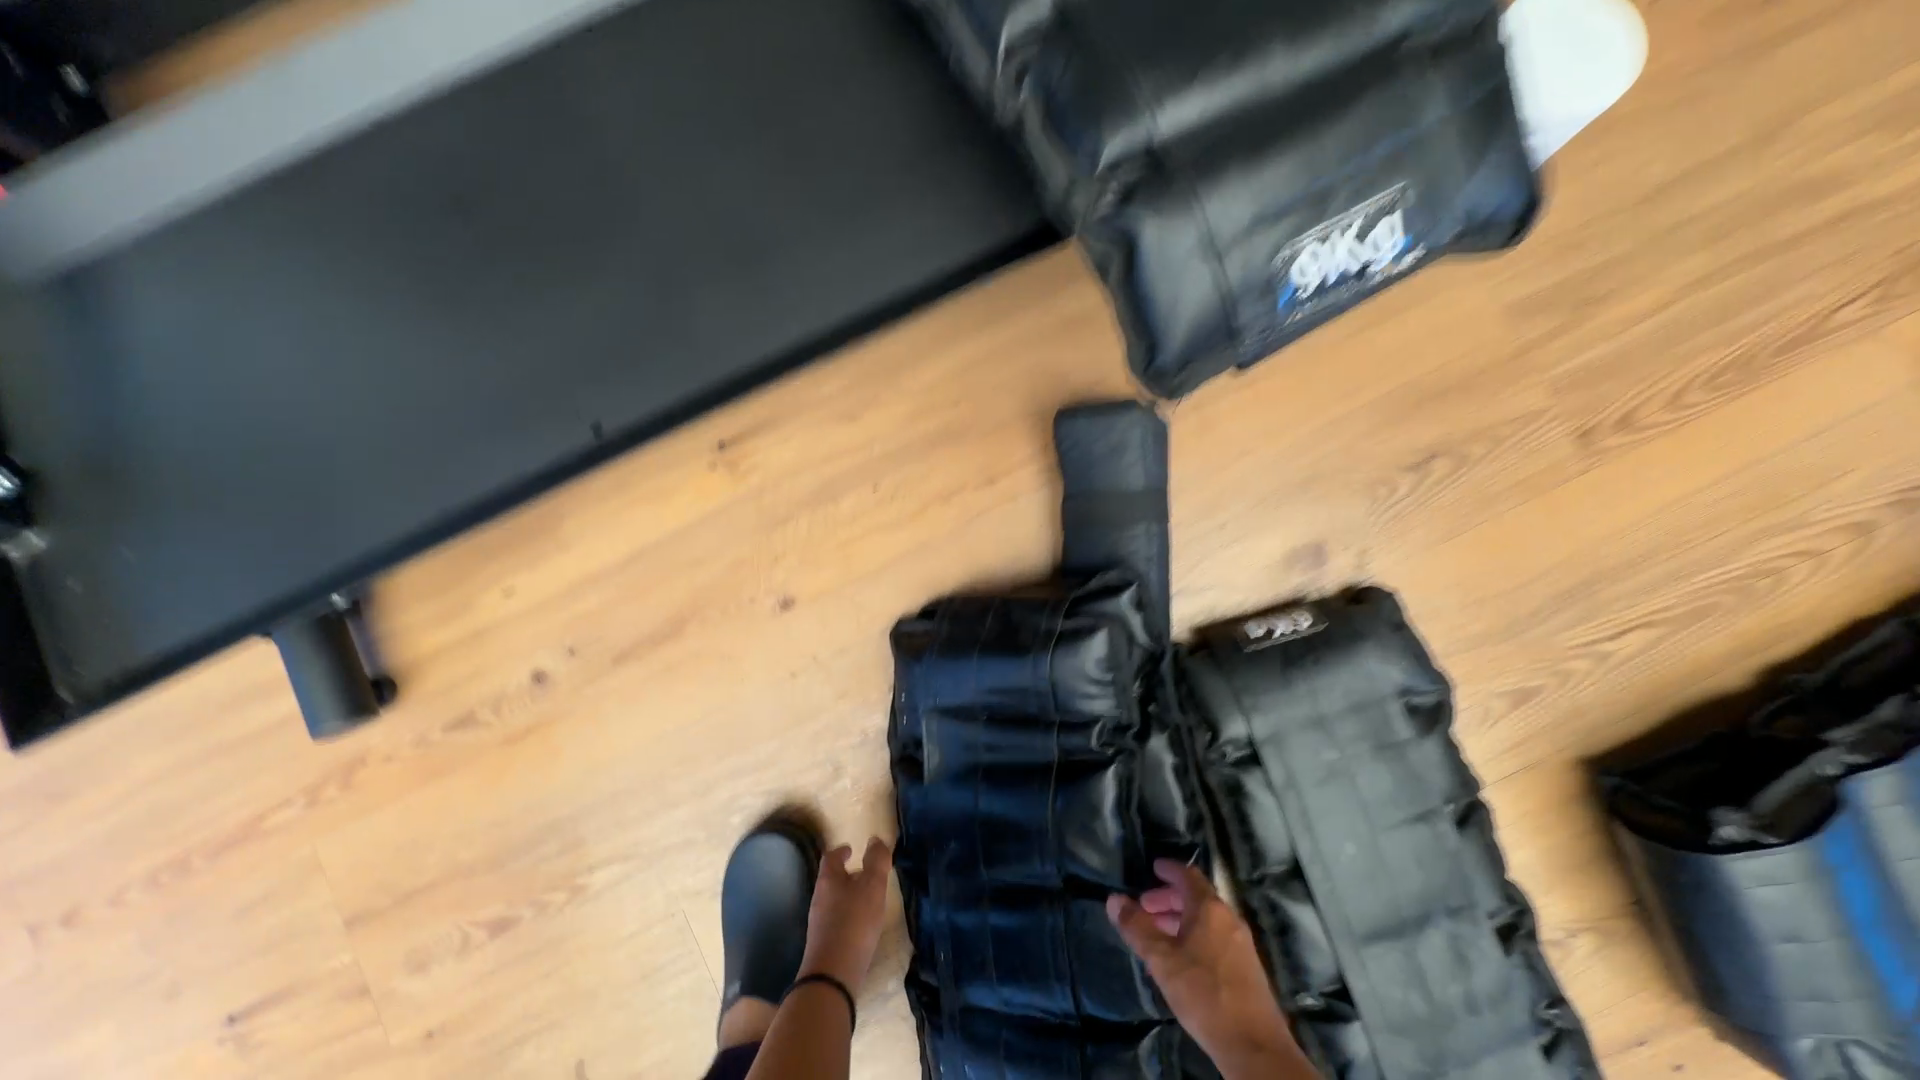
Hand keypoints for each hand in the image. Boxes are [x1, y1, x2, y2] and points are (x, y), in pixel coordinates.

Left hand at [797, 838, 893, 993]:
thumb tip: (876, 839)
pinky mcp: (824, 941)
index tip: (851, 849)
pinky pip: (836, 919)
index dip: (841, 851)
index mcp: (828, 880)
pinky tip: (862, 926)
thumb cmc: (854, 922)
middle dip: (846, 874)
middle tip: (865, 874)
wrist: (833, 972)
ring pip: (833, 900)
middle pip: (831, 879)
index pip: (830, 857)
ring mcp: (819, 922)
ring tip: (867, 899)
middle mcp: (819, 898)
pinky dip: (848, 915)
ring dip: (848, 895)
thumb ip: (876, 862)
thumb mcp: (872, 887)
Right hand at [1108, 860, 1314, 1079]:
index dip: (1169, 870)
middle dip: (1168, 899)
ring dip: (1180, 920)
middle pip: (1197, 897)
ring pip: (1206, 920)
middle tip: (1144, 908)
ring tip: (1155, 935)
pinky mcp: (1245, 966)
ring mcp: (1241, 943)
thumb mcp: (1161, 960)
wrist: (1253, 1044)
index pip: (1188, 876)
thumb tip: (1114, 899)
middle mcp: (1229, 919)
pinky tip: (1179, 960)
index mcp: (1210, 909)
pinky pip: (1214, 938)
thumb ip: (1137, 928)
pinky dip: (1193, 937)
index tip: (1153, 867)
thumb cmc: (1203, 993)